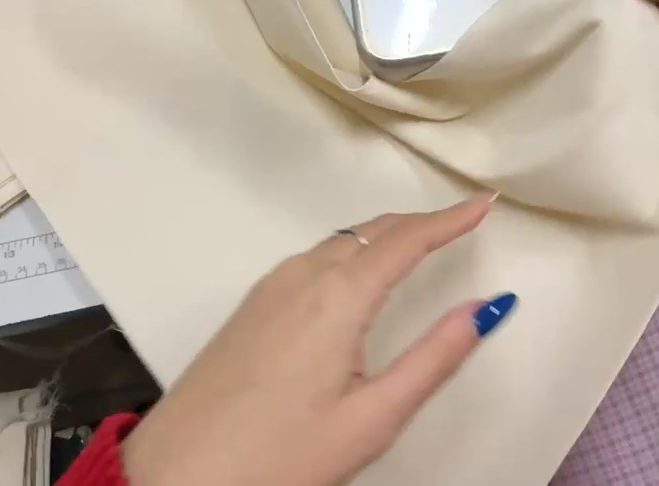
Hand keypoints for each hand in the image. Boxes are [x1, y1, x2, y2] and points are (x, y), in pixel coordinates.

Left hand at [119, 196, 514, 485]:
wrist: (172, 480)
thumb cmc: (278, 458)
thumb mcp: (371, 419)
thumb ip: (434, 358)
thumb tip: (487, 307)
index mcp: (339, 295)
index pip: (409, 238)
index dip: (452, 217)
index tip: (485, 200)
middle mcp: (304, 273)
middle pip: (375, 229)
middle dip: (422, 221)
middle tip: (462, 220)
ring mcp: (273, 284)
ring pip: (344, 239)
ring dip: (386, 234)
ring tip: (421, 241)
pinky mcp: (253, 302)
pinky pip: (317, 256)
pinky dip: (354, 249)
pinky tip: (361, 274)